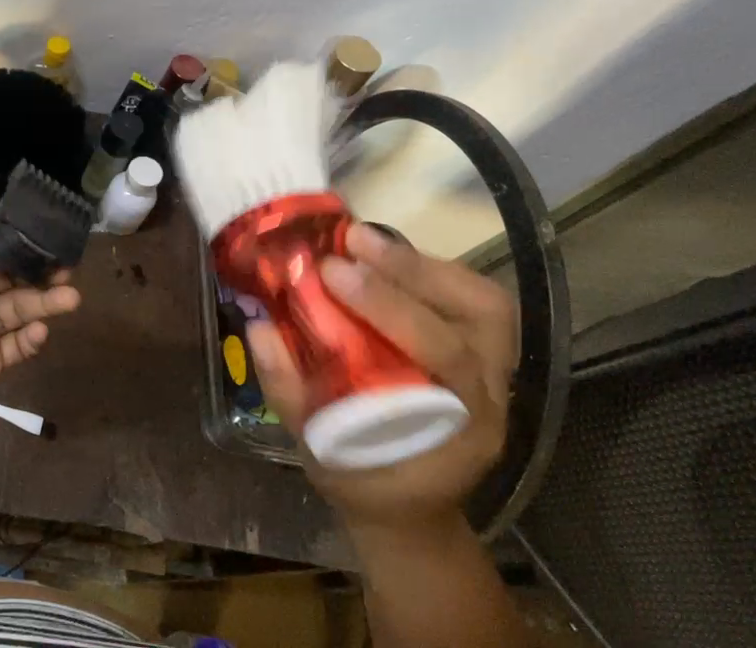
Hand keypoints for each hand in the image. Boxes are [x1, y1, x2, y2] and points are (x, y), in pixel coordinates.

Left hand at [0, 204, 80, 447]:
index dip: (6, 234)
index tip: (40, 222)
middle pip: (5, 276)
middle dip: (35, 270)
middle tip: (68, 265)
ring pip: (16, 308)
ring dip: (42, 302)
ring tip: (71, 298)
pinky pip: (16, 343)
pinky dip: (30, 338)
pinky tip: (41, 332)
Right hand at [246, 222, 517, 530]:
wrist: (407, 513)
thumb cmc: (363, 482)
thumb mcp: (317, 450)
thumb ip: (289, 391)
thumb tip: (259, 328)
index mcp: (463, 427)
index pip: (446, 355)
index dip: (393, 308)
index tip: (334, 274)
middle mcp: (494, 396)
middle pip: (483, 315)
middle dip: (416, 271)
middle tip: (354, 241)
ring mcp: (496, 374)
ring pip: (485, 302)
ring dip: (425, 264)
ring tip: (365, 241)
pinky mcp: (481, 357)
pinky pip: (470, 303)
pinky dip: (427, 273)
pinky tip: (382, 261)